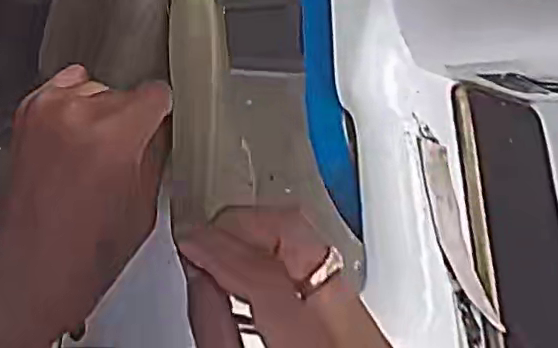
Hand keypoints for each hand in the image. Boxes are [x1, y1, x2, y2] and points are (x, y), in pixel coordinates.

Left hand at [0, 65, 171, 347]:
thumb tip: (161, 126)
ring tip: (90, 152)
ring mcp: (49, 108)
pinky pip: (65, 88)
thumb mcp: (142, 208)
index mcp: (115, 135)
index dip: (161, 113)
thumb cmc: (80, 259)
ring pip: (96, 88)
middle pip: (125, 93)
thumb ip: (155, 153)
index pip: (156, 93)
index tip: (159, 123)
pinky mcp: (28, 111)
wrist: (25, 277)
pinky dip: (72, 106)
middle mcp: (79, 113)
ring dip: (99, 112)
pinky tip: (71, 138)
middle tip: (121, 155)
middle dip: (129, 120)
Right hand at [176, 208, 390, 347]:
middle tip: (205, 238)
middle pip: (295, 235)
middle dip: (242, 225)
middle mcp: (353, 333)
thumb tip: (201, 276)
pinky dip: (281, 255)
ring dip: (260, 235)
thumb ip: (217, 333)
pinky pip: (318, 266)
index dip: (217, 248)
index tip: (190, 240)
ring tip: (223, 251)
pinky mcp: (367, 327)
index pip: (264, 275)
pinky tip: (253, 269)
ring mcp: (367, 327)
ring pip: (308, 240)